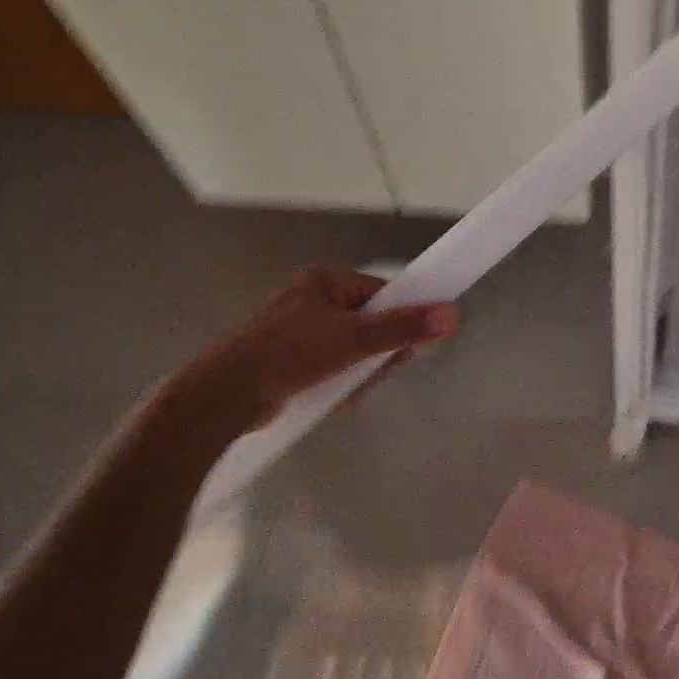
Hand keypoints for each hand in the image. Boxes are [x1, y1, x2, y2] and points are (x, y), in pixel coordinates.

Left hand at [166, 266, 458, 432]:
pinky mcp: (292, 361)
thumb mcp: (354, 339)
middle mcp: (313, 300)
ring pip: (357, 351)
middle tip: (369, 373)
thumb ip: (404, 328)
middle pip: (374, 325)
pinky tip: (332, 398)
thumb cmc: (288, 355)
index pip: (385, 294)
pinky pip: (336, 367)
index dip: (402, 320)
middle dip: (377, 355)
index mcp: (325, 281)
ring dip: (359, 374)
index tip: (406, 347)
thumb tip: (455, 315)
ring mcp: (301, 332)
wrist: (223, 397)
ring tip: (344, 391)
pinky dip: (340, 384)